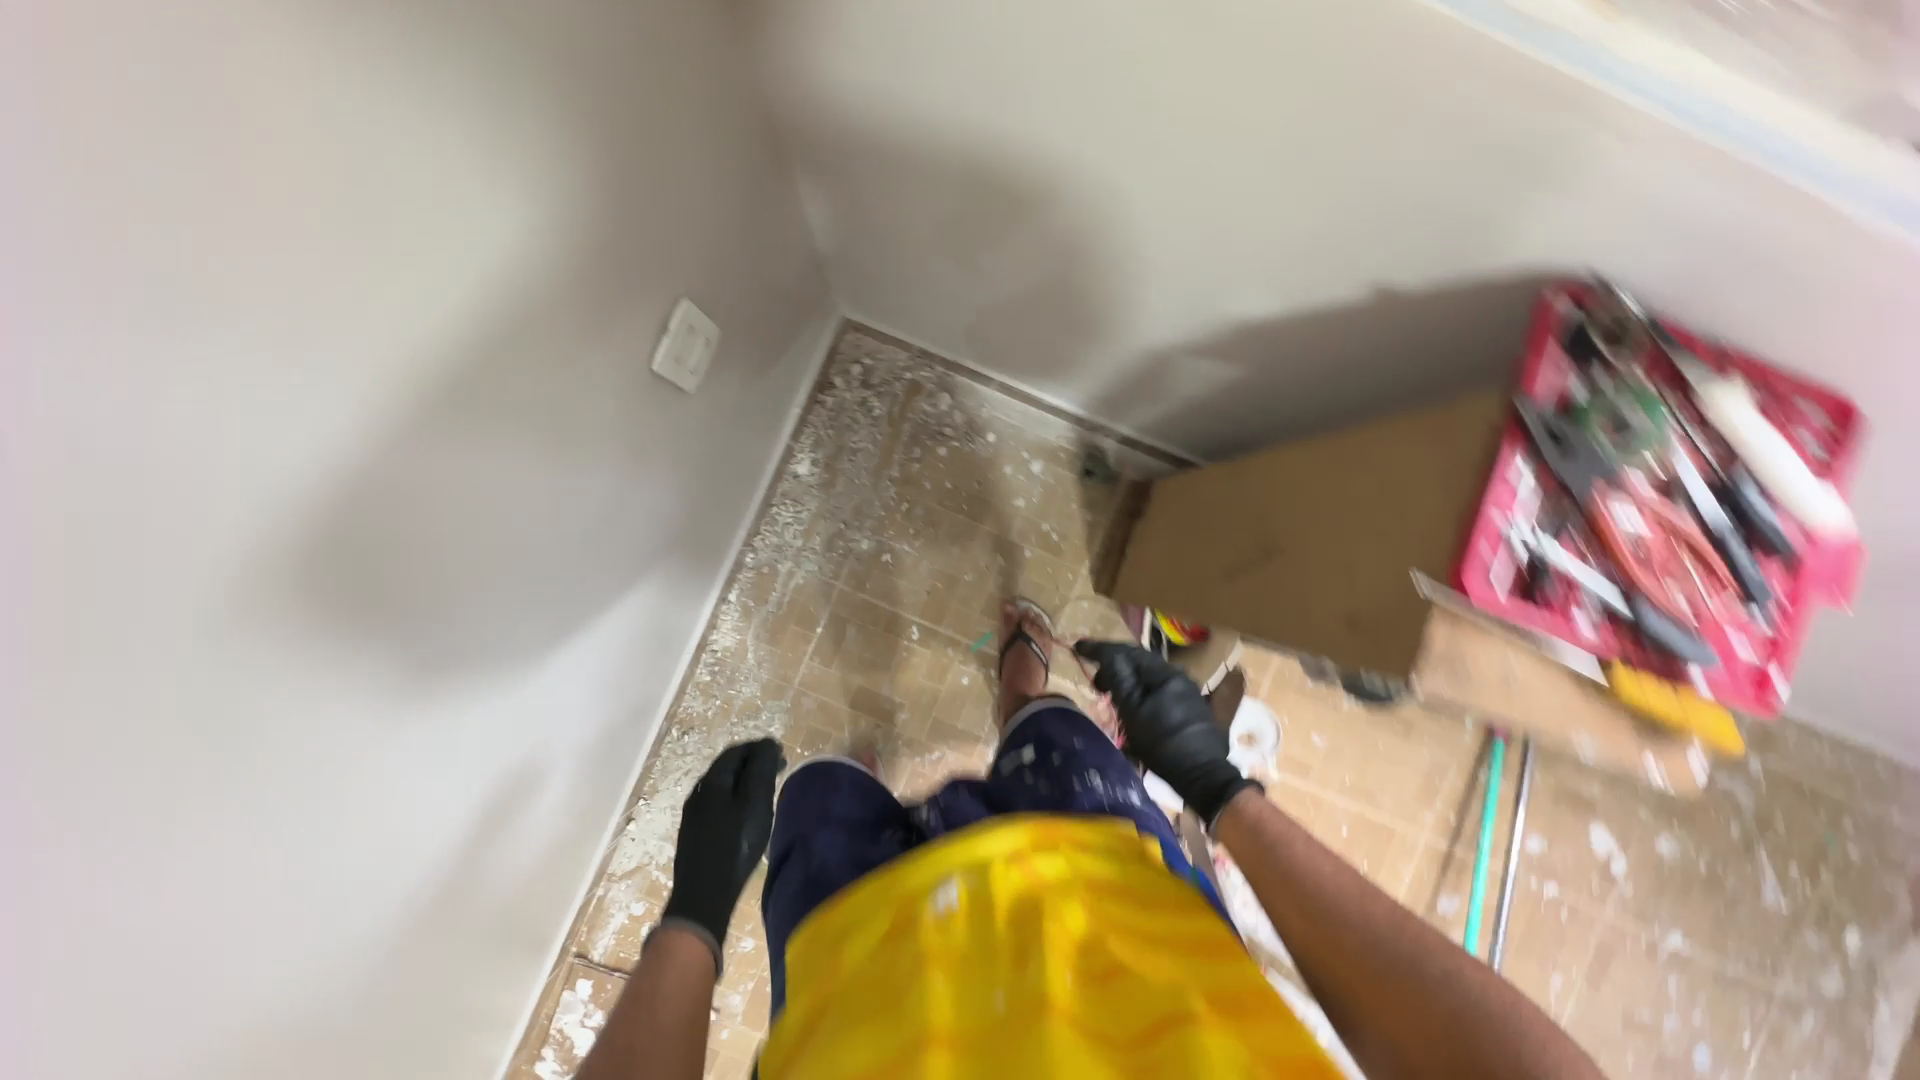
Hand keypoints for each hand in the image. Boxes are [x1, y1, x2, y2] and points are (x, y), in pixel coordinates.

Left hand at [659, 738, 784, 969]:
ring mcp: (694, 814)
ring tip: (765, 793)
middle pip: (728, 768)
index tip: (782, 755)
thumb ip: (762, 769)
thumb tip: (768, 743)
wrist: (703, 894)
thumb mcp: (756, 802)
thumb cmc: (736, 844)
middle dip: (753, 764)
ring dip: (744, 783)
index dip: (760, 749)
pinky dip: (736, 800)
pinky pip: (717, 805)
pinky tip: (747, 815)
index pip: (737, 751)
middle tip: (777, 771)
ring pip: (722, 788)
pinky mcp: (694, 834)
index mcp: (713, 780)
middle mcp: (699, 792)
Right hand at [1073, 641, 1257, 824]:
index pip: (1127, 652)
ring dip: (1127, 678)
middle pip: (1140, 661)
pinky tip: (1134, 702)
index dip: (1101, 649)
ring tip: (1111, 692)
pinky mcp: (1190, 706)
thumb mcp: (1133, 712)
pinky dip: (1140, 688)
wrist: (1202, 774)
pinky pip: (1158, 687)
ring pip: (1149, 675)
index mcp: (1165, 673)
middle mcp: (1178, 675)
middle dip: (1114, 664)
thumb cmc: (1162, 743)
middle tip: (1095, 680)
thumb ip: (1120, 680)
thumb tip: (1107, 654)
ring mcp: (1186, 690)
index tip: (1079, 646)